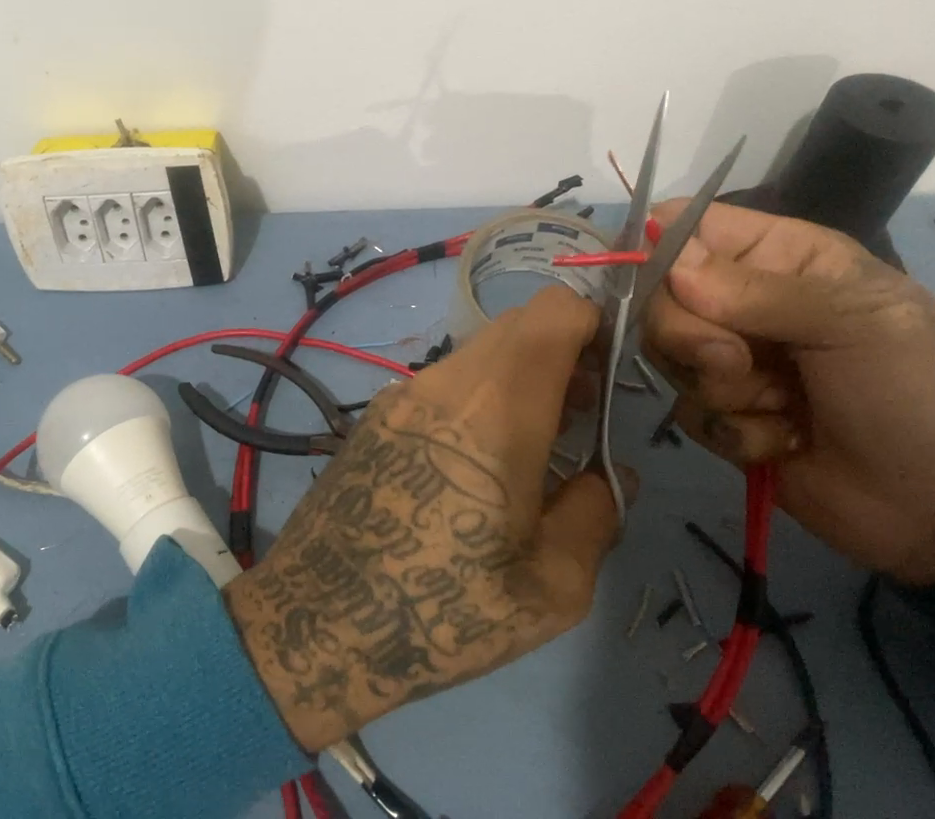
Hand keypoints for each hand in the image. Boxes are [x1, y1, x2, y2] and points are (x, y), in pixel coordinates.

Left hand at [225, 286, 627, 751]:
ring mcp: (401, 397)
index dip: (596, 323)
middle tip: (583, 416)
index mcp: (498, 408)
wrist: (320, 622)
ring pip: (477, 353)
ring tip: (536, 444)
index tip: (614, 373)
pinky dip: (477, 396)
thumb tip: (611, 475)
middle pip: (518, 325)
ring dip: (518, 376)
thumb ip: (598, 513)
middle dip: (563, 353)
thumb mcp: (552, 585)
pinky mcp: (374, 419)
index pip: (554, 311)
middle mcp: (445, 382)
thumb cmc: (446, 609)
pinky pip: (442, 382)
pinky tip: (478, 461)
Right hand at [640, 201, 934, 585]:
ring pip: (670, 356)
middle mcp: (749, 301)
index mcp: (786, 256)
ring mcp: (734, 361)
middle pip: (663, 296)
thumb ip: (757, 292)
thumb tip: (668, 266)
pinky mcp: (727, 415)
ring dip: (722, 390)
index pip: (692, 225)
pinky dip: (735, 431)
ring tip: (783, 408)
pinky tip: (784, 442)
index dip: (665, 251)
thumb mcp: (855, 325)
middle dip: (691, 336)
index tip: (673, 289)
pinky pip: (688, 411)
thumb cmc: (917, 396)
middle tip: (737, 362)